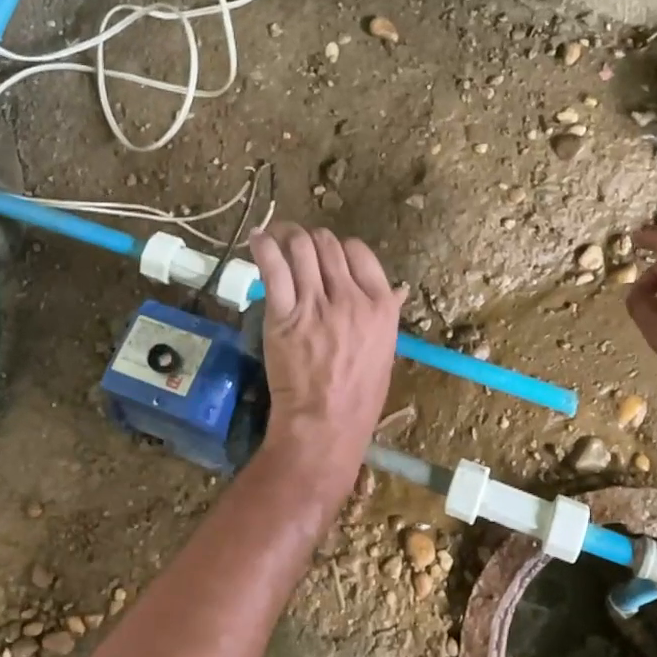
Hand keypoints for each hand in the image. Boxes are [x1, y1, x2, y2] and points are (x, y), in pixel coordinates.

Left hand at [248, 224, 403, 486]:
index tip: (330, 255)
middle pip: (327, 246)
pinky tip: (257, 240)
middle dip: (311, 239)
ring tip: (276, 236)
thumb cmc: (360, 394)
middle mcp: (349, 298)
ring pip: (301, 249)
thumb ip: (388, 313)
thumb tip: (398, 291)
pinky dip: (264, 248)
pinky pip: (274, 268)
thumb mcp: (385, 350)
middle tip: (297, 242)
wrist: (326, 421)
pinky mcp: (284, 314)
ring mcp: (316, 304)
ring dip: (287, 236)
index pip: (359, 252)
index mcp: (380, 305)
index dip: (341, 247)